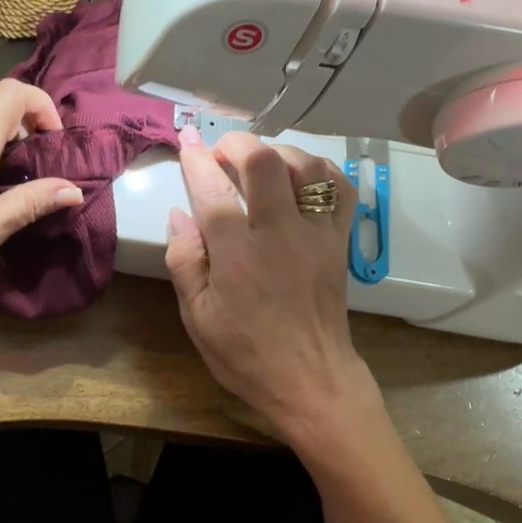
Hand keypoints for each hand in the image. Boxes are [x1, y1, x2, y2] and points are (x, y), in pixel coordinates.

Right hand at [164, 127, 376, 434]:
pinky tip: (301, 175)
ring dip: (278, 151)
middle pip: (263, 162)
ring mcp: (317, 234)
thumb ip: (185, 261)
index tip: (186, 142)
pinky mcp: (339, 240)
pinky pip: (341, 189)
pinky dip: (322, 170)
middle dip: (237, 143)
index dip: (196, 160)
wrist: (310, 380)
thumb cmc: (244, 353)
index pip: (213, 191)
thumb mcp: (196, 316)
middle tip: (220, 151)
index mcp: (238, 255)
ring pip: (306, 167)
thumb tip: (179, 214)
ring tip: (258, 160)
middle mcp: (280, 234)